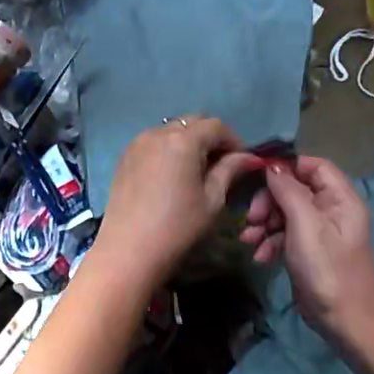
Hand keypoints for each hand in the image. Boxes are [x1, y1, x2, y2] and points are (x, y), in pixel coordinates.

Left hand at [93, 116, 263, 282]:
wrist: (129, 250)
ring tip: (194, 170)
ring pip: (170, 130)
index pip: (215, 126)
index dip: (233, 140)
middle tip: (219, 165)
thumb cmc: (178, 227)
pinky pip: (152, 142)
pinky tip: (171, 175)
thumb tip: (249, 157)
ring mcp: (137, 144)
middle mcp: (157, 133)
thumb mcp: (212, 200)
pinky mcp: (124, 157)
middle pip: (191, 122)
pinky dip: (167, 149)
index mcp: (183, 140)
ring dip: (187, 142)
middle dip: (210, 138)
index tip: (240, 161)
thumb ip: (230, 170)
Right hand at [240, 156, 373, 342]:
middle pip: (294, 189)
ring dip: (264, 223)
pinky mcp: (309, 251)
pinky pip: (285, 235)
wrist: (346, 322)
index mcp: (341, 198)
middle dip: (269, 201)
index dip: (286, 167)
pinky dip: (270, 241)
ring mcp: (320, 232)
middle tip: (252, 217)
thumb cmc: (328, 270)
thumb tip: (272, 166)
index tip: (258, 176)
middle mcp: (332, 210)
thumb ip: (288, 192)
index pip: (314, 166)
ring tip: (248, 240)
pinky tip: (259, 256)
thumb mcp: (306, 226)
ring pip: (286, 213)